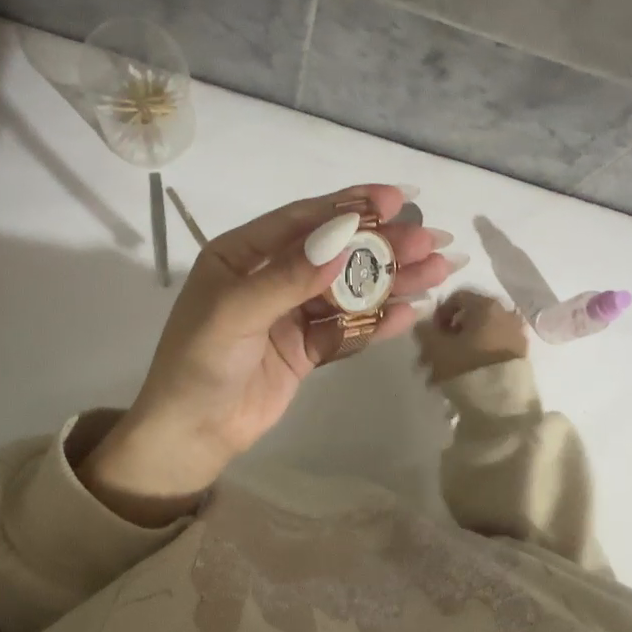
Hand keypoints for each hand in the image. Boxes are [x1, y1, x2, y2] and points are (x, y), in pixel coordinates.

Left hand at [82, 185, 455, 525]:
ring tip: (438, 269)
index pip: (302, 220)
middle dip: (383, 244)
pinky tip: (410, 312)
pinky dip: (377, 322)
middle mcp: (269, 278)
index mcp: (241, 255)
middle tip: (431, 239)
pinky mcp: (306, 351)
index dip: (350, 208)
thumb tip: (340, 243)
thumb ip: (287, 277)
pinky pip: (347, 330)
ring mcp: (291, 315)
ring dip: (390, 281)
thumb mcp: (235, 312)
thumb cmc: (199, 363)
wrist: (193, 432)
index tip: (396, 199)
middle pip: (334, 253)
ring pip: (348, 291)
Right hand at [414, 289, 527, 383]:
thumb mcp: (436, 349)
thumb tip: (422, 325)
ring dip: (457, 352)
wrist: (502, 402)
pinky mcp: (520, 357)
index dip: (437, 315)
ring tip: (440, 378)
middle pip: (468, 320)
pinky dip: (475, 360)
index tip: (428, 336)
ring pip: (478, 338)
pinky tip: (461, 380)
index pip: (456, 297)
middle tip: (428, 361)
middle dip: (445, 339)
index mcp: (486, 305)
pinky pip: (491, 352)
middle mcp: (505, 314)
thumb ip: (424, 332)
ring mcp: (516, 336)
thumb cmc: (466, 367)